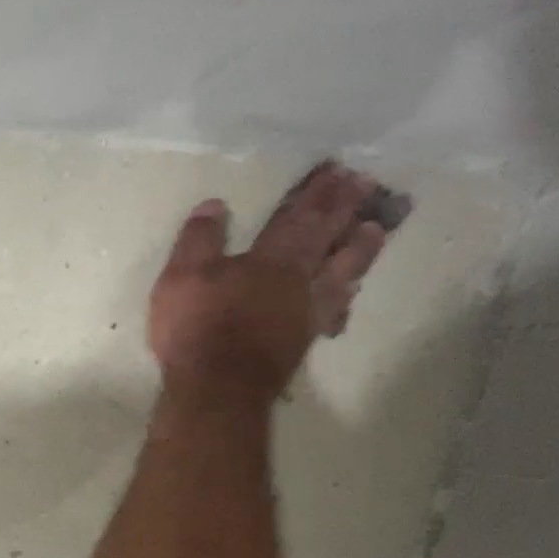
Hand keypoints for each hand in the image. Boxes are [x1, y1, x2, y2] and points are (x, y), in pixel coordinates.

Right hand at [147, 161, 396, 407]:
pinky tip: (347, 297)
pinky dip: (344, 299)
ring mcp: (304, 313)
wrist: (217, 387)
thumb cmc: (198, 328)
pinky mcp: (301, 342)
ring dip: (359, 251)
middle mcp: (297, 280)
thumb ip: (198, 240)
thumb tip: (214, 205)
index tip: (339, 169)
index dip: (317, 193)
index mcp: (270, 259)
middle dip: (346, 210)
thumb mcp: (182, 277)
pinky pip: (332, 313)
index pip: (298, 217)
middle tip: (368, 185)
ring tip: (376, 231)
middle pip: (328, 239)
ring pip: (341, 274)